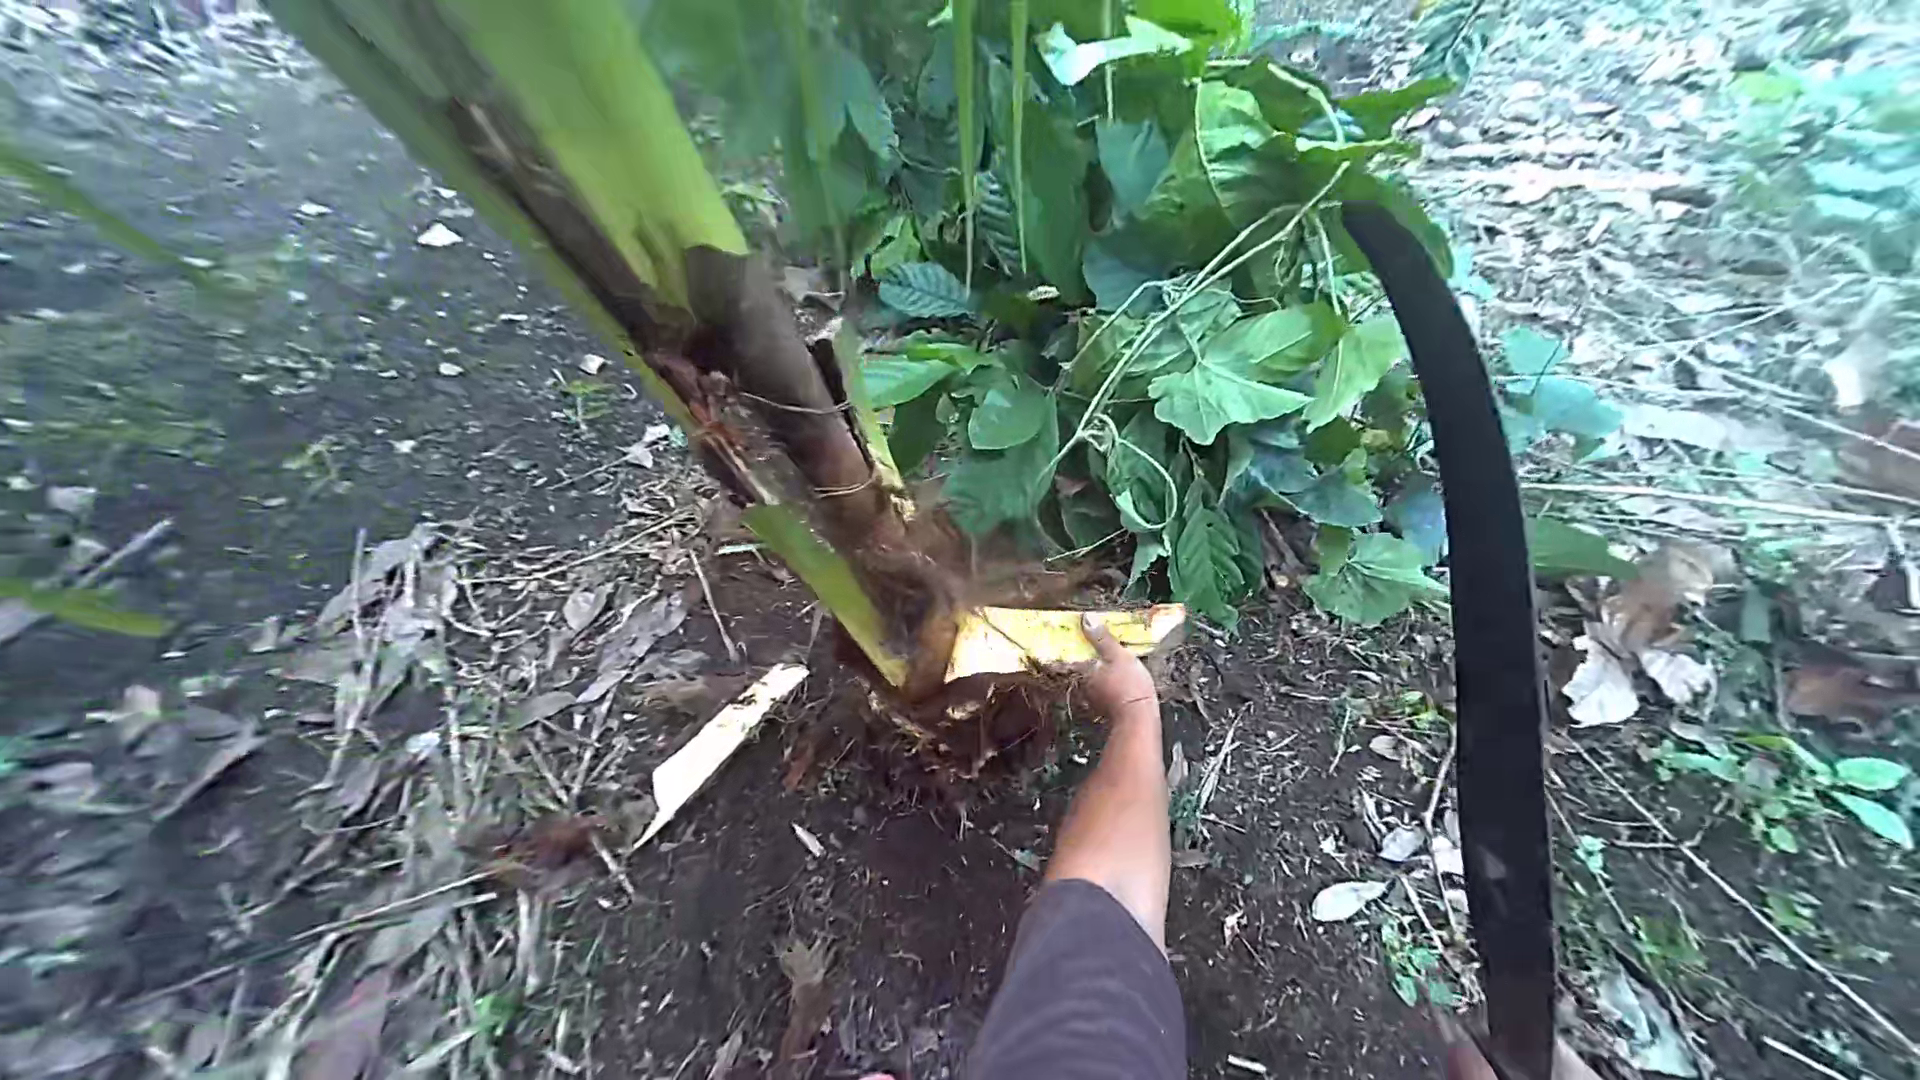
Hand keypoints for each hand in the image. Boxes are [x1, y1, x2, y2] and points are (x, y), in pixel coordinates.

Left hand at [1081, 613, 1159, 719]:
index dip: (1072, 644)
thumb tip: (1086, 618)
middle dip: (1088, 656)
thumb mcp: (1118, 656)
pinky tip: (1119, 676)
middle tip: (1097, 644)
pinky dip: (1109, 680)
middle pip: (1082, 665)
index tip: (1073, 635)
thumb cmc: (1128, 685)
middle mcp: (1084, 685)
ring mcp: (1094, 698)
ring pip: (1094, 677)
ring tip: (1111, 658)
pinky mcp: (1106, 707)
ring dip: (1100, 669)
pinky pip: (1104, 687)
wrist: (1140, 720)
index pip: (1070, 654)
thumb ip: (1102, 638)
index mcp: (1083, 670)